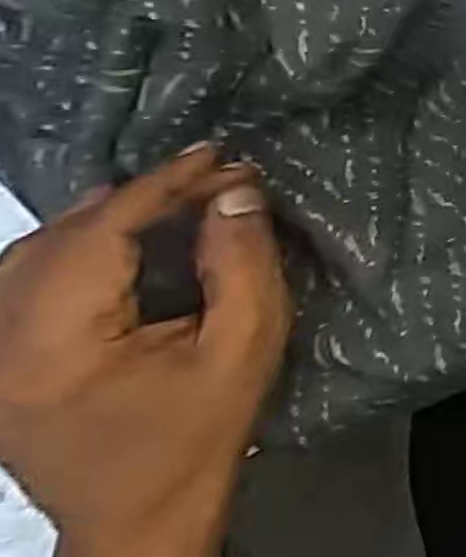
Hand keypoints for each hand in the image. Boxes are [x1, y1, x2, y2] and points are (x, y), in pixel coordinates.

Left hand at [0, 145, 291, 556]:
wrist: (146, 504)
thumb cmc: (205, 420)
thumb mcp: (247, 338)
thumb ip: (241, 262)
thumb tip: (237, 194)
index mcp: (52, 346)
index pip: (93, 239)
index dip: (157, 187)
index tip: (218, 154)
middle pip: (49, 244)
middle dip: (135, 196)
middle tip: (213, 171)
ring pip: (25, 260)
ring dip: (101, 217)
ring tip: (173, 192)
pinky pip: (24, 282)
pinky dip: (77, 243)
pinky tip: (121, 231)